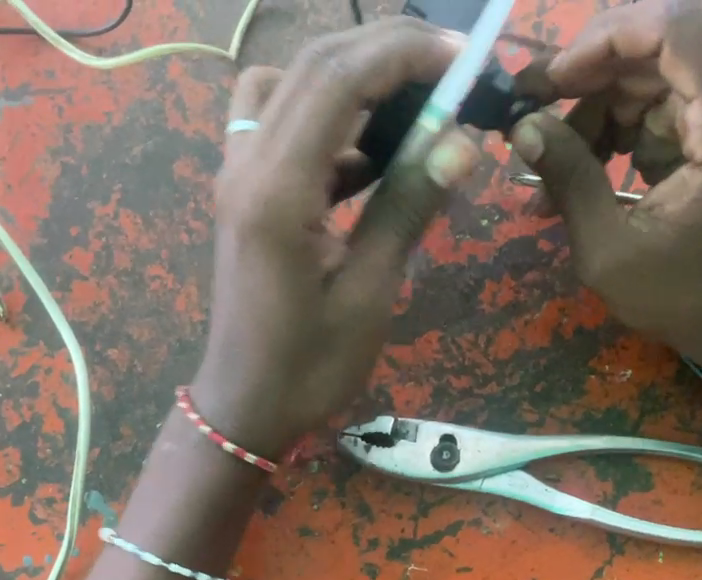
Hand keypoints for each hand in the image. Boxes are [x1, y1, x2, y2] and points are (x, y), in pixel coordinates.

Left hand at [190, 18, 481, 457]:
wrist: (245, 406)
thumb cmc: (310, 367)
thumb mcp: (370, 293)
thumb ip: (408, 206)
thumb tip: (462, 139)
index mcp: (279, 191)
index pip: (339, 78)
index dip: (405, 53)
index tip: (464, 61)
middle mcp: (246, 165)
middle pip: (313, 64)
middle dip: (386, 51)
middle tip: (450, 68)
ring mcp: (236, 176)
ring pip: (289, 84)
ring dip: (352, 79)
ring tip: (413, 106)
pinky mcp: (242, 193)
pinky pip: (276, 123)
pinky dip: (326, 119)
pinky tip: (370, 157)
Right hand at [511, 0, 701, 376]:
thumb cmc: (676, 295)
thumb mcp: (608, 248)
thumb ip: (569, 179)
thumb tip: (520, 127)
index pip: (673, 28)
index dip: (604, 39)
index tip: (550, 82)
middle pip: (652, 46)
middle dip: (584, 76)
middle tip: (527, 115)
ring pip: (641, 78)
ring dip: (587, 116)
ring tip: (543, 172)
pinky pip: (645, 109)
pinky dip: (604, 136)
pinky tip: (569, 179)